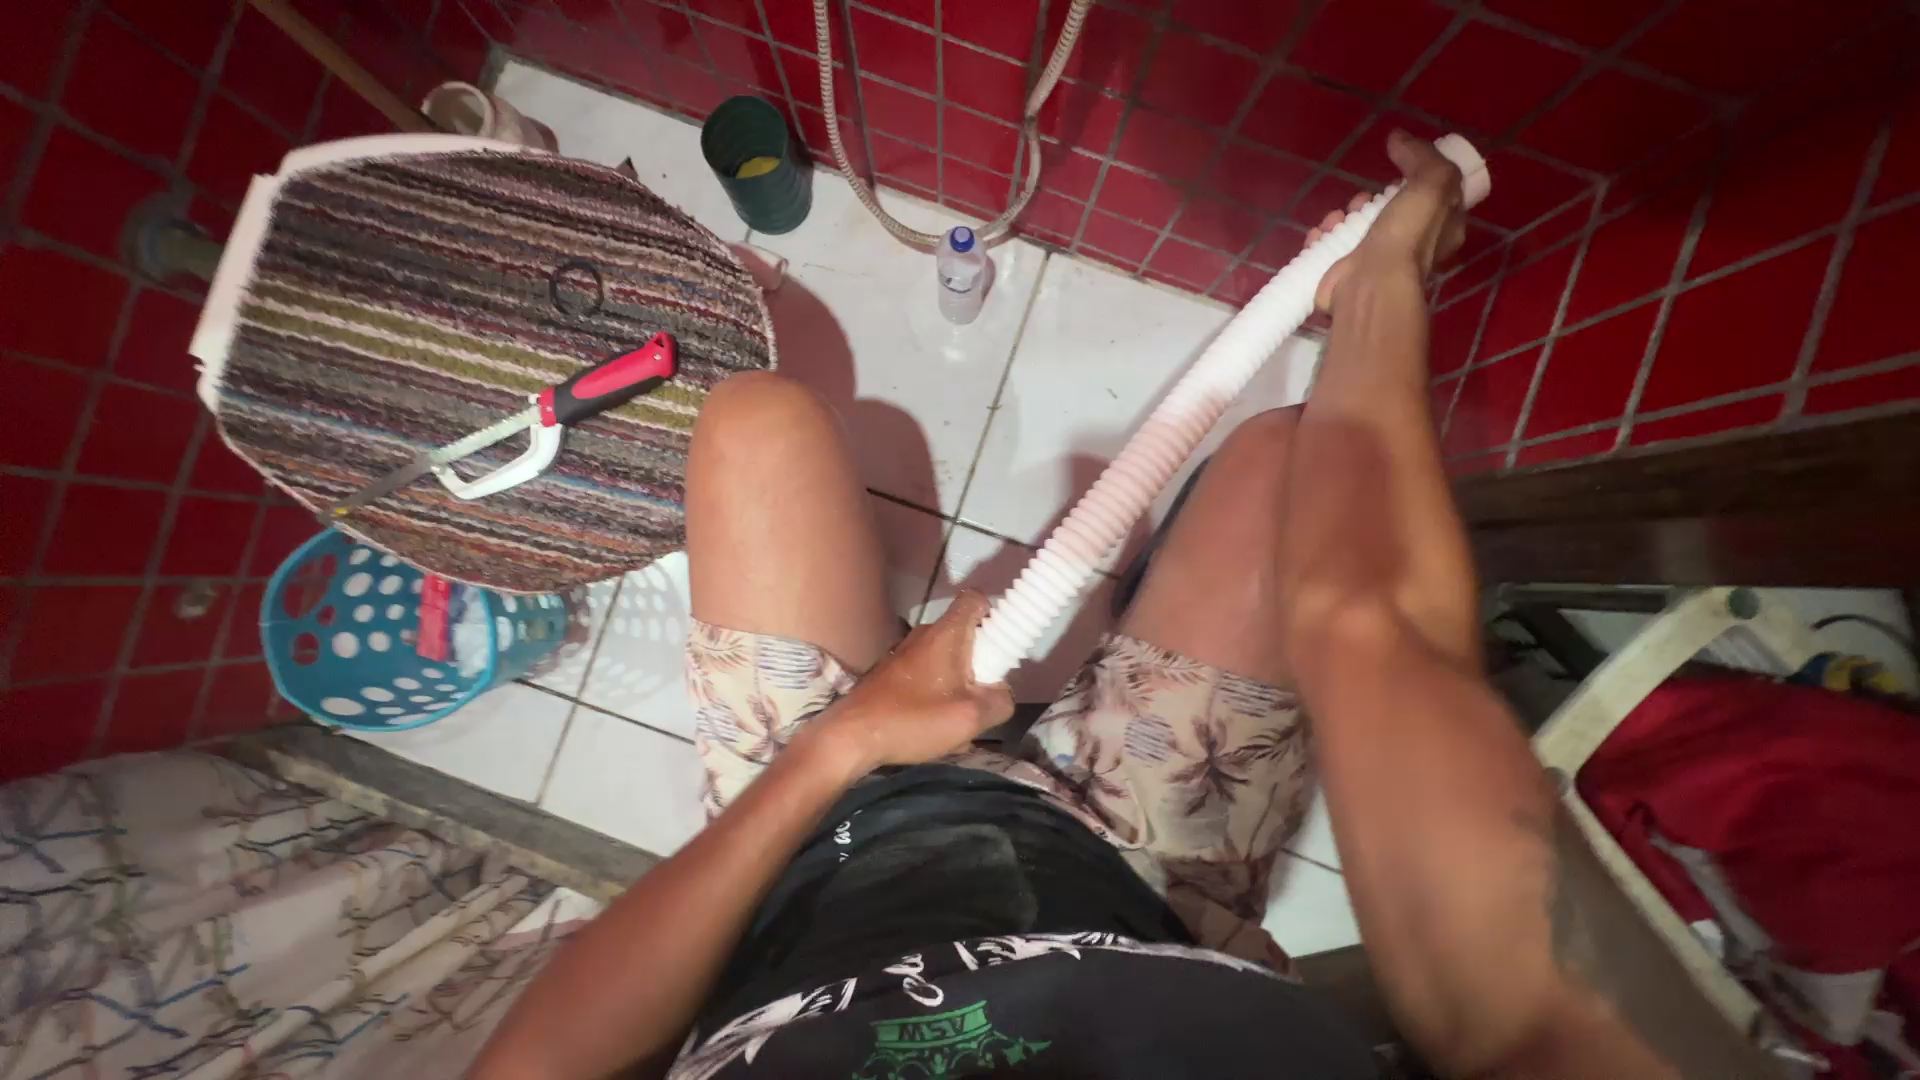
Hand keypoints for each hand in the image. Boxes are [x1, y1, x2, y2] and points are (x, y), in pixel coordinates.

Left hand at [809, 591, 1013, 770]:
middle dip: (980, 659)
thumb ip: (1000, 701)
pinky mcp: (891, 673)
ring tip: (959, 715)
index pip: (976, 599)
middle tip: (984, 691)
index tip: (1003, 645)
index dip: (996, 614)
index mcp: (946, 634)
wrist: (851, 737)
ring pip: (945, 657)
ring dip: (958, 680)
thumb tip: (1002, 692)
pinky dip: (936, 691)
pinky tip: (932, 723)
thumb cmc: (913, 720)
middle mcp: (924, 635)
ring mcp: (904, 653)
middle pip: (964, 633)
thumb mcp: (971, 718)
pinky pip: (926, 673)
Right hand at [1312, 129, 1467, 312]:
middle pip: (1388, 211)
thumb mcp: (1432, 183)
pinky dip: (1321, 238)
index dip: (1414, 181)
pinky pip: (1330, 247)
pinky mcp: (1345, 274)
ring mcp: (1375, 263)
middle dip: (1369, 199)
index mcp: (1442, 228)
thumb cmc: (1406, 236)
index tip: (1397, 175)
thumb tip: (1397, 138)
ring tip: (1335, 218)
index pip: (1433, 196)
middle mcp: (1411, 247)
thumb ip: (1421, 156)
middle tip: (1361, 199)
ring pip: (1356, 228)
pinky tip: (1318, 234)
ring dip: (1341, 216)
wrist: (1369, 285)